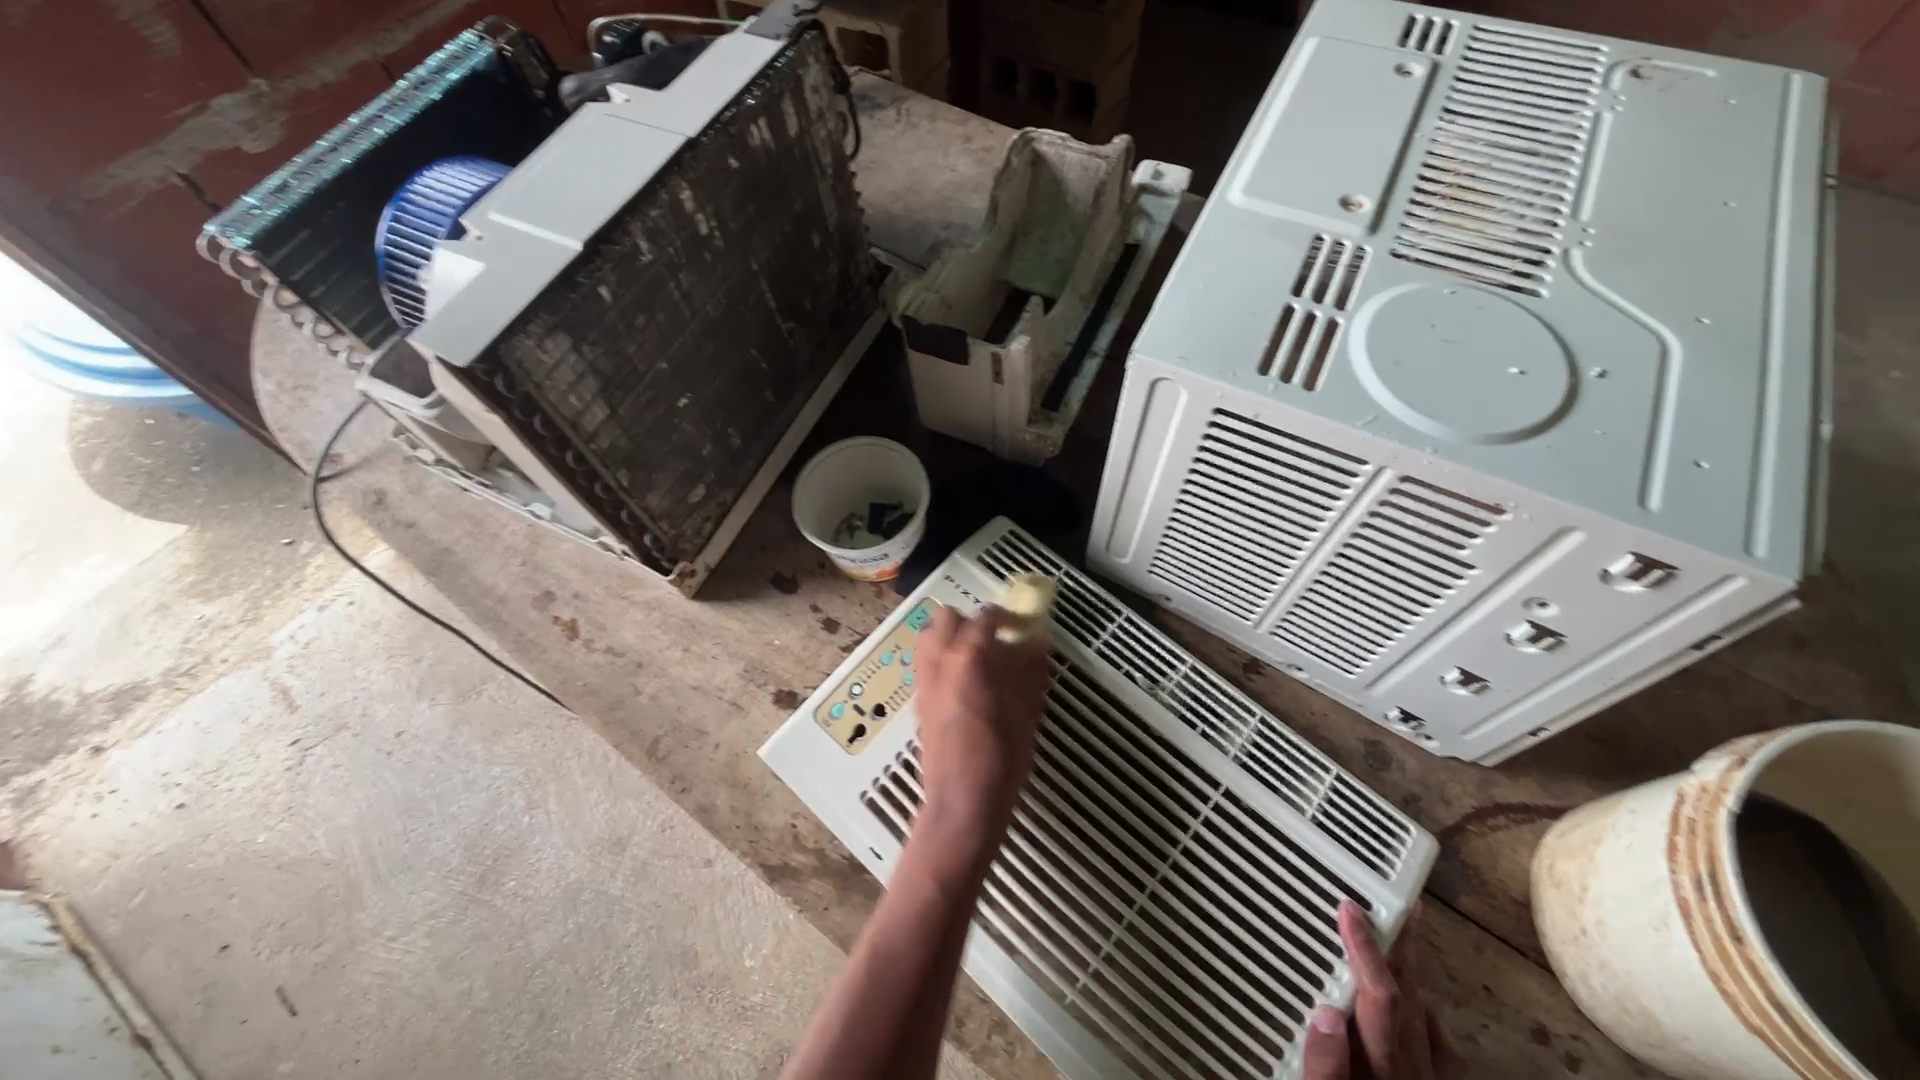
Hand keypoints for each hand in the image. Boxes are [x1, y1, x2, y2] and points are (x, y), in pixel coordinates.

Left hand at [911, 606, 1052, 844]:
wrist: (962, 802)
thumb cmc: (1001, 759)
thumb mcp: (1026, 714)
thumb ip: (1031, 673)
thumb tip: (1040, 644)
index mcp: (967, 659)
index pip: (984, 618)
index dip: (1004, 617)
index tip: (1020, 626)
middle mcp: (938, 663)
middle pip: (946, 618)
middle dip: (970, 621)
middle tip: (995, 639)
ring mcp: (923, 682)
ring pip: (928, 637)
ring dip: (949, 637)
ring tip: (975, 657)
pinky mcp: (918, 702)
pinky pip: (924, 664)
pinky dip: (940, 660)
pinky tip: (964, 683)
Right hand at [1304, 901, 1460, 1079]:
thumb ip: (1325, 1066)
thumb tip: (1326, 1013)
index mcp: (1383, 1066)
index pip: (1378, 994)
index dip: (1365, 948)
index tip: (1348, 908)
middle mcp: (1411, 1067)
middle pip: (1408, 996)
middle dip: (1400, 947)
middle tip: (1398, 900)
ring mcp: (1429, 1077)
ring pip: (1423, 1015)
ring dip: (1410, 971)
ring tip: (1402, 935)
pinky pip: (1442, 1048)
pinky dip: (1428, 1017)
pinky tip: (1419, 1004)